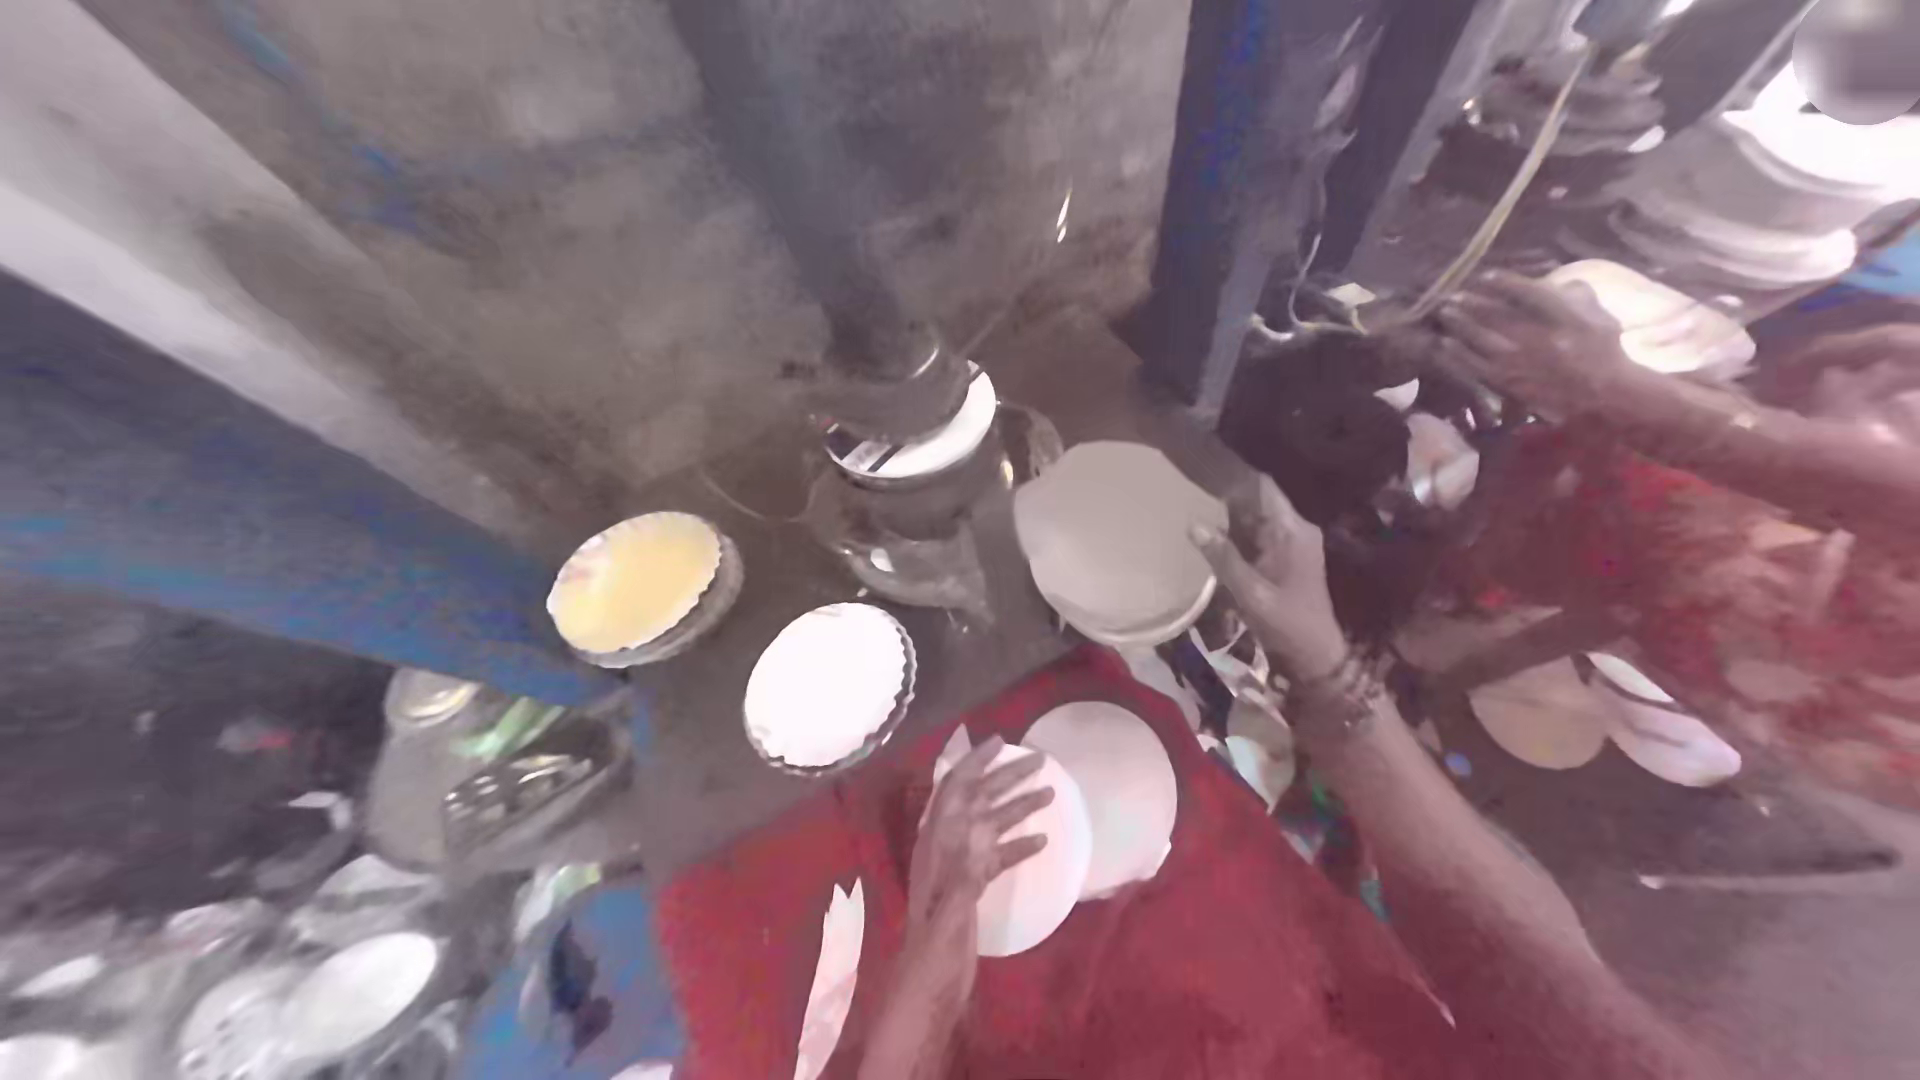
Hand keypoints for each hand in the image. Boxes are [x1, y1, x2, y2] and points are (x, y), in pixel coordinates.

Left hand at [903, 737, 1052, 1001]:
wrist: (927, 995)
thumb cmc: (934, 956)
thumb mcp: (950, 914)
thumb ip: (965, 872)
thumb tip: (983, 827)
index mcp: (936, 844)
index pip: (955, 789)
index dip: (975, 762)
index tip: (1000, 742)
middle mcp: (946, 846)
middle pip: (977, 800)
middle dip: (1005, 778)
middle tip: (1039, 761)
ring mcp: (959, 867)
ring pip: (990, 825)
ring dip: (1017, 807)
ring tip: (1049, 794)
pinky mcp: (971, 888)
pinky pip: (996, 856)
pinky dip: (1017, 845)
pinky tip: (1041, 841)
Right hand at [1189, 475, 1346, 681]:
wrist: (1315, 654)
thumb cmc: (1286, 623)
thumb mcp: (1250, 593)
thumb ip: (1223, 557)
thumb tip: (1193, 523)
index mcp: (1292, 531)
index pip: (1263, 488)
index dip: (1236, 473)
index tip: (1206, 460)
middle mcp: (1296, 528)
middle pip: (1260, 496)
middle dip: (1229, 486)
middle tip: (1193, 474)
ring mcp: (1292, 541)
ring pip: (1258, 512)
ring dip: (1231, 504)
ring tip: (1197, 490)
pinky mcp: (1286, 553)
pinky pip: (1259, 528)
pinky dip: (1237, 522)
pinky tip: (1213, 520)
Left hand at [1431, 270, 1630, 414]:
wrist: (1595, 394)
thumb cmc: (1598, 350)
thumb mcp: (1598, 317)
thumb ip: (1576, 296)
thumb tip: (1550, 280)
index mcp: (1564, 318)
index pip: (1529, 293)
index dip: (1504, 282)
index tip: (1485, 275)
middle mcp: (1535, 337)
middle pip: (1494, 314)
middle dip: (1470, 302)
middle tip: (1451, 295)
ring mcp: (1514, 360)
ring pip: (1477, 337)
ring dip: (1457, 324)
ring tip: (1444, 313)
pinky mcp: (1499, 380)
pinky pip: (1469, 364)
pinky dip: (1453, 353)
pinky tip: (1442, 344)